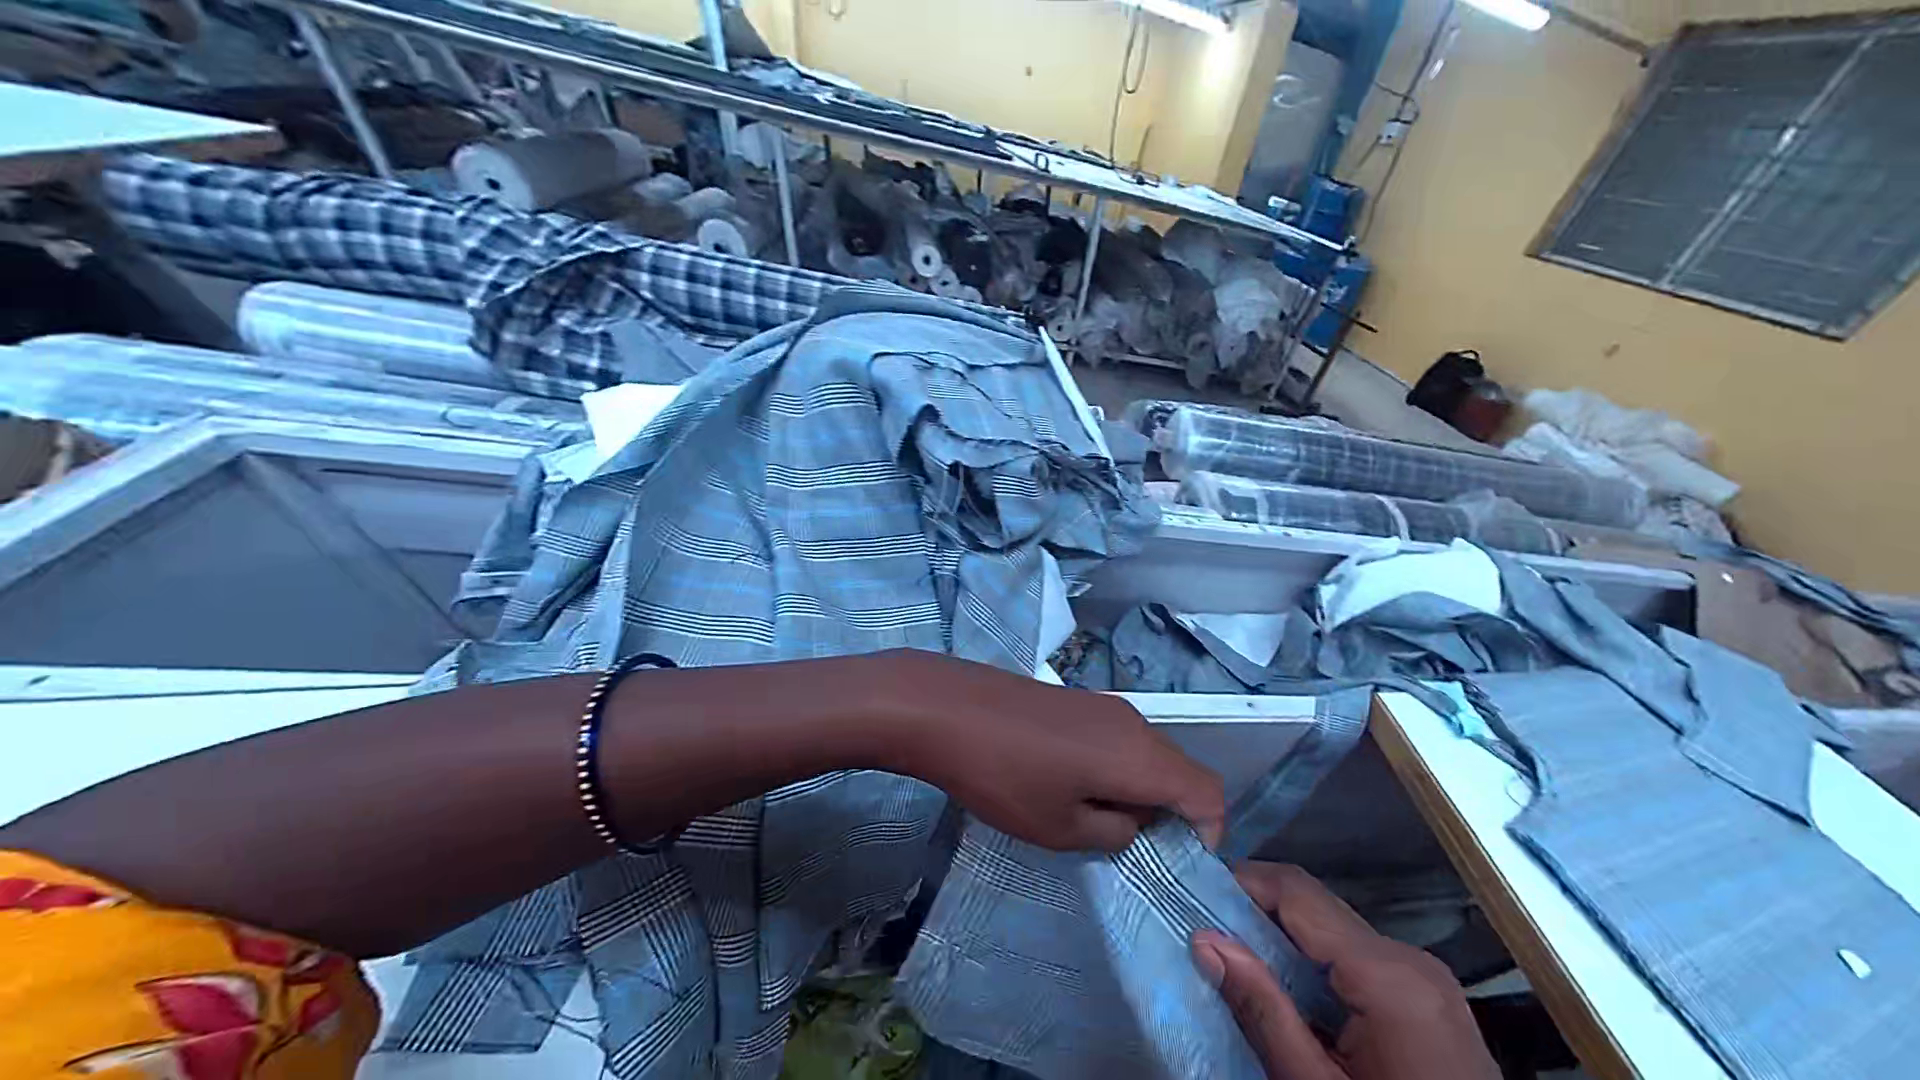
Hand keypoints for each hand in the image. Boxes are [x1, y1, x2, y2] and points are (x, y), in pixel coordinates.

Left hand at [853, 649, 1224, 851]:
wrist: (943, 707)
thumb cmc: (1003, 776)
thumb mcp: (1059, 827)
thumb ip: (1114, 832)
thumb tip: (1134, 821)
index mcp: (1141, 756)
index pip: (1208, 792)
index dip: (1208, 832)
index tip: (1175, 859)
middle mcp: (1133, 722)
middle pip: (1178, 769)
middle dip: (1169, 812)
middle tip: (1128, 843)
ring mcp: (1102, 703)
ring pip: (1145, 752)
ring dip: (1137, 788)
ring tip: (1090, 815)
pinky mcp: (1074, 698)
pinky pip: (1115, 736)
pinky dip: (1111, 765)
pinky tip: (1065, 780)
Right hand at [1191, 863, 1498, 1079]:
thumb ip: (1262, 1010)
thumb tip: (1205, 940)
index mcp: (1387, 974)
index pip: (1296, 891)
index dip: (1240, 882)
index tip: (1192, 895)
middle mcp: (1409, 958)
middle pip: (1313, 906)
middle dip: (1255, 913)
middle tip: (1204, 931)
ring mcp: (1425, 978)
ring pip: (1331, 929)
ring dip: (1281, 939)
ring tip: (1235, 961)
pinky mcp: (1428, 999)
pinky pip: (1355, 958)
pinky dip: (1313, 963)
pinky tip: (1285, 990)